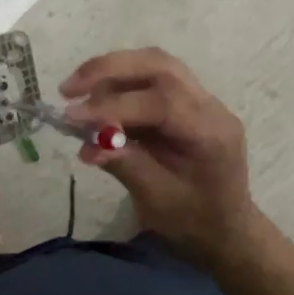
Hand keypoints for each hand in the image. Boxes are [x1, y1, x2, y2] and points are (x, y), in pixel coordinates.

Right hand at [62, 48, 262, 266]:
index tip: (73, 117)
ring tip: (75, 92)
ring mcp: (200, 100)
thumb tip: (88, 144)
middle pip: (159, 66)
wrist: (224, 230)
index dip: (114, 106)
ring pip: (154, 64)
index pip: (161, 103)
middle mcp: (210, 107)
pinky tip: (94, 102)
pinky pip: (151, 79)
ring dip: (110, 72)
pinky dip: (118, 84)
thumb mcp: (158, 200)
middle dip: (109, 70)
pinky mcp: (185, 102)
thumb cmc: (194, 222)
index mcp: (212, 134)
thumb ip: (126, 165)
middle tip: (68, 89)